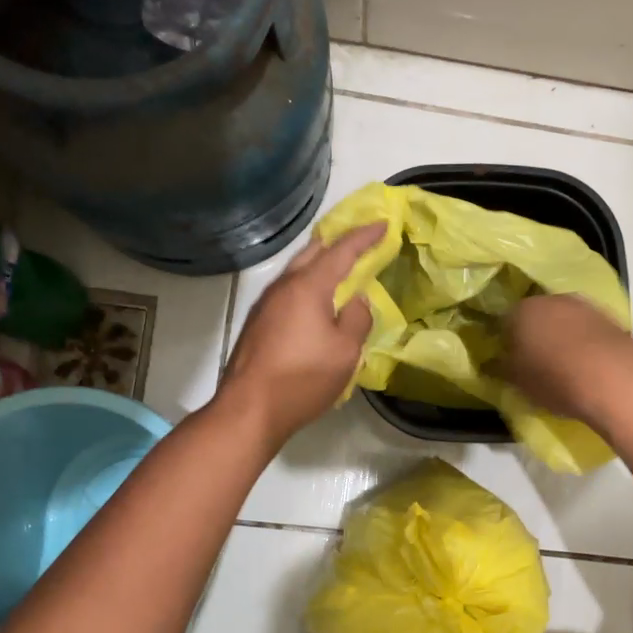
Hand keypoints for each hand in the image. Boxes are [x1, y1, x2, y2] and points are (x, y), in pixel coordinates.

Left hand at [217, 223, 385, 443]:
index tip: (382, 224)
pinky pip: (287, 292)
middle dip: (336, 243)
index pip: (341, 251)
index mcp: (308, 287)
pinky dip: (306, 286)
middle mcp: (283, 288)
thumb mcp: (345, 352)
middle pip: (311, 253)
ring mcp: (265, 305)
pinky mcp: (257, 324)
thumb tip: (356, 300)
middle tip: (358, 240)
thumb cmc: (303, 379)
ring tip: (337, 267)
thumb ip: (357, 320)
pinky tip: (314, 301)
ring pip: (296, 272)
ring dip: (318, 265)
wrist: (249, 408)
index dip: (364, 236)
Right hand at [498, 293, 632, 426]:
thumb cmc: (554, 379)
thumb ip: (501, 367)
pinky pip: (588, 329)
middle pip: (537, 316)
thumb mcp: (517, 381)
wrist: (614, 378)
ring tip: (564, 365)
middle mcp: (551, 298)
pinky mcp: (610, 317)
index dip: (506, 342)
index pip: (504, 321)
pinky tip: (587, 363)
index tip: (510, 360)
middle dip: (535, 334)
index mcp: (520, 310)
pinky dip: (585, 342)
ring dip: (562, 337)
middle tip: (535, 362)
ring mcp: (583, 305)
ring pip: (564, 320)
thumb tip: (494, 361)